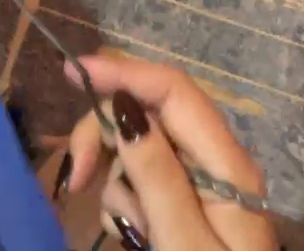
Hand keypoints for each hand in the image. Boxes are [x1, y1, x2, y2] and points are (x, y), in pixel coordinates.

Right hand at [58, 53, 278, 250]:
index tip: (74, 71)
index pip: (174, 89)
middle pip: (150, 111)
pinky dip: (123, 199)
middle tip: (75, 177)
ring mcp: (199, 183)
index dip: (125, 72)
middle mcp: (216, 161)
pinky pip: (139, 179)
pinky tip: (130, 234)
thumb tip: (124, 108)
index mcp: (228, 164)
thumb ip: (156, 176)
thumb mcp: (182, 248)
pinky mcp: (182, 205)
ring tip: (124, 231)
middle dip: (107, 132)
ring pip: (138, 145)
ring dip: (115, 177)